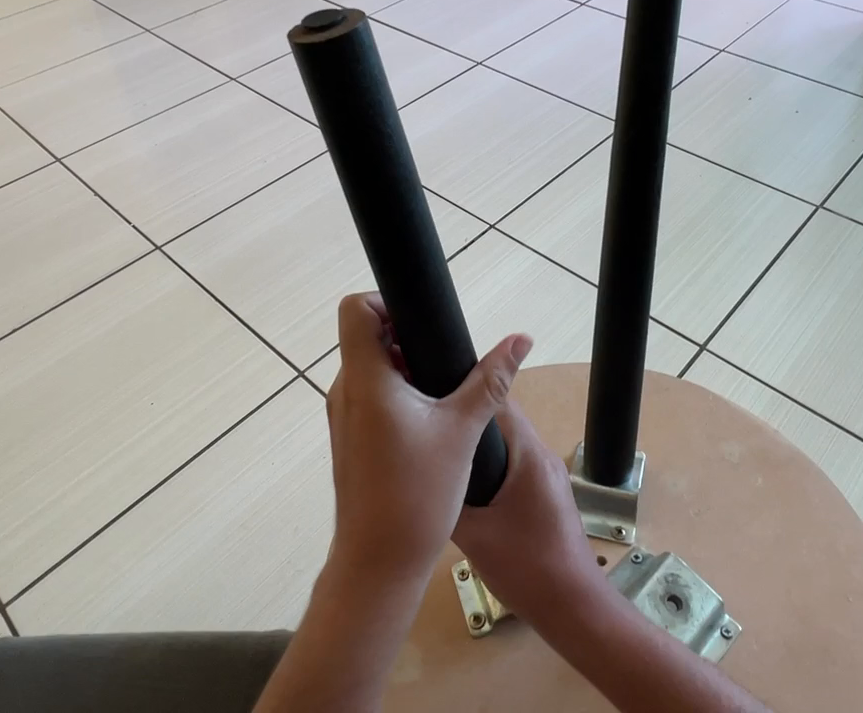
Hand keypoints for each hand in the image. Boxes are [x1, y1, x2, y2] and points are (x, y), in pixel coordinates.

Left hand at [323, 293, 530, 585]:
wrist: (378, 562)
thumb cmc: (418, 492)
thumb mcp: (464, 430)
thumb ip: (491, 379)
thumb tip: (520, 339)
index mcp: (365, 378)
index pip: (356, 309)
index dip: (386, 301)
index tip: (423, 319)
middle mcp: (345, 390)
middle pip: (367, 336)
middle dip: (407, 336)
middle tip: (446, 357)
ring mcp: (342, 415)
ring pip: (370, 368)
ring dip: (405, 367)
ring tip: (444, 391)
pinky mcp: (349, 437)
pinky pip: (369, 395)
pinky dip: (397, 392)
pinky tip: (430, 419)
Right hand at [451, 399, 607, 619]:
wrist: (573, 607)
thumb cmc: (526, 566)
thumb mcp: (474, 535)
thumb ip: (448, 501)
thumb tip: (420, 479)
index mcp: (529, 455)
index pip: (497, 403)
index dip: (464, 396)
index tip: (433, 403)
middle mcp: (543, 456)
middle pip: (502, 422)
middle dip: (467, 423)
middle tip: (430, 432)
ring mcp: (549, 476)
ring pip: (509, 446)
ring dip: (479, 448)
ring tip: (442, 459)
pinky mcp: (548, 494)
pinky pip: (516, 466)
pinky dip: (493, 468)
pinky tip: (467, 488)